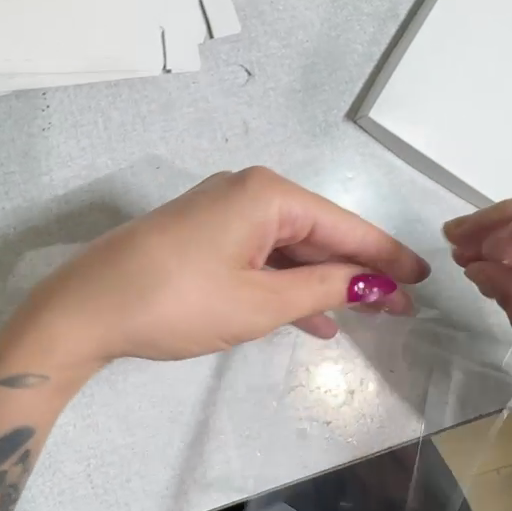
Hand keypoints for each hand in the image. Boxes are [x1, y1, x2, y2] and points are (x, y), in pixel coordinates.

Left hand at [0, 167, 429, 374]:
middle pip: (318, 232)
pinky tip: (314, 319)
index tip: (424, 279)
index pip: (344, 226)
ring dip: (324, 281)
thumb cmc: (179, 301)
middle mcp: (247, 192)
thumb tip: (373, 284)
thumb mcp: (260, 302)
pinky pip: (259, 257)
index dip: (386, 256)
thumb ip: (323, 289)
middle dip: (358, 270)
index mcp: (267, 194)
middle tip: (403, 304)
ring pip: (288, 247)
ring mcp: (220, 213)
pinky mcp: (201, 236)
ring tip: (368, 314)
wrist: (87, 308)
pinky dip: (285, 284)